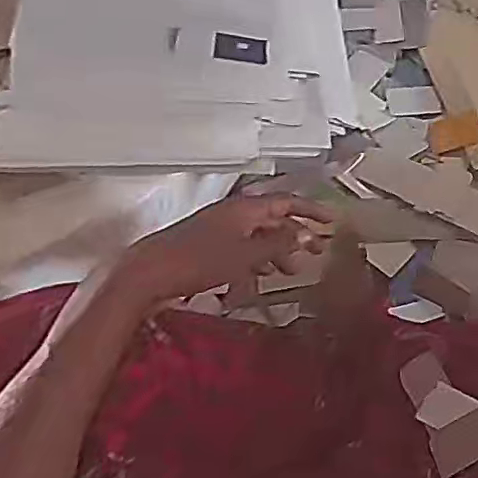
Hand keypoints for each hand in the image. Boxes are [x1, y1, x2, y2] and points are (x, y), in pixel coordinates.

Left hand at [112, 194, 334, 303]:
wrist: (146, 276)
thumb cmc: (199, 261)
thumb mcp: (248, 254)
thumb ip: (281, 244)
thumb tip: (307, 235)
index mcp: (245, 208)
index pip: (287, 202)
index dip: (312, 210)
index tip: (331, 221)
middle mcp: (233, 213)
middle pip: (274, 219)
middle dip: (297, 234)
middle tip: (317, 250)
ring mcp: (218, 229)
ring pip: (259, 235)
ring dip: (278, 250)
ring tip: (291, 270)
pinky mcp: (206, 246)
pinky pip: (243, 246)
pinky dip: (258, 258)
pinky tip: (261, 274)